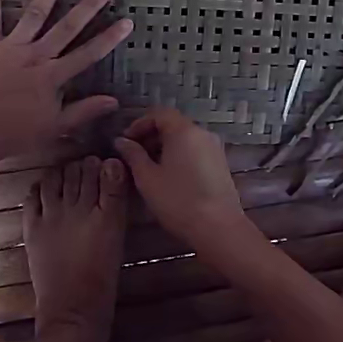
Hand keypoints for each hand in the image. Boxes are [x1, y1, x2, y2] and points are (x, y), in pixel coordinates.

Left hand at [0, 0, 132, 158]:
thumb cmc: (14, 134)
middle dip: (88, 6)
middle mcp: (36, 56)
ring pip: (36, 13)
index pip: (88, 54)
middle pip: (67, 27)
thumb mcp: (55, 128)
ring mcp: (11, 48)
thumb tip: (114, 101)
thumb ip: (84, 111)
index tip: (126, 21)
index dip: (109, 38)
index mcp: (53, 77)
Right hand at [111, 107, 251, 245]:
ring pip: (185, 138)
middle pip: (173, 124)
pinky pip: (195, 150)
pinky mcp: (220, 164)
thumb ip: (133, 155)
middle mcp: (203, 133)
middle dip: (151, 136)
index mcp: (184, 130)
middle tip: (133, 155)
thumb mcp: (147, 178)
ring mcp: (215, 148)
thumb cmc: (178, 201)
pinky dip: (179, 155)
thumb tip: (122, 141)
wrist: (218, 228)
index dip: (139, 123)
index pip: (159, 113)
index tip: (125, 141)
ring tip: (148, 168)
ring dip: (164, 147)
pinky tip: (168, 176)